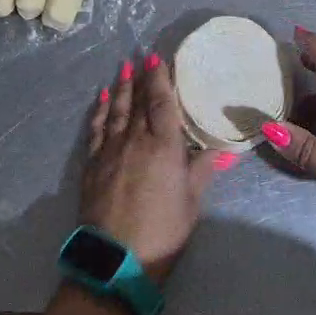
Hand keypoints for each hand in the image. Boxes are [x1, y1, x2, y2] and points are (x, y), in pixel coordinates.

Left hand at [82, 53, 230, 280]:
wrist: (117, 258)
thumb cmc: (163, 231)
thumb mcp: (191, 203)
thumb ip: (203, 171)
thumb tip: (222, 150)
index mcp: (164, 146)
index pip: (162, 102)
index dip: (160, 78)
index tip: (158, 57)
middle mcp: (136, 140)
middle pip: (138, 101)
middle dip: (140, 77)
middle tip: (140, 56)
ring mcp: (111, 150)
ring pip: (117, 110)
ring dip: (121, 88)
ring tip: (123, 68)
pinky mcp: (93, 164)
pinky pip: (97, 129)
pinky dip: (100, 111)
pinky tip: (102, 100)